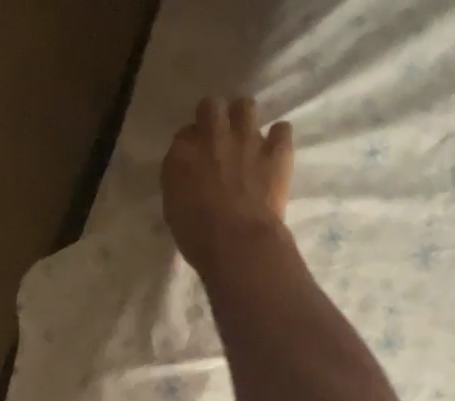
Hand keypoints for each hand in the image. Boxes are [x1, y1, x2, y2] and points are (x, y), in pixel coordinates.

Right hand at [159, 96, 294, 274]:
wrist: (237, 241)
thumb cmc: (195, 234)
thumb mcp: (172, 208)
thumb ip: (179, 181)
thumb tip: (189, 173)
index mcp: (181, 155)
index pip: (183, 135)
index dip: (189, 144)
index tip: (192, 157)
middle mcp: (212, 137)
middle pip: (211, 106)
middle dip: (212, 115)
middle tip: (216, 134)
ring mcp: (247, 139)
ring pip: (245, 105)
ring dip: (242, 117)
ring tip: (244, 135)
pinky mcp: (277, 149)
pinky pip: (281, 128)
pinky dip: (277, 138)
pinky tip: (273, 151)